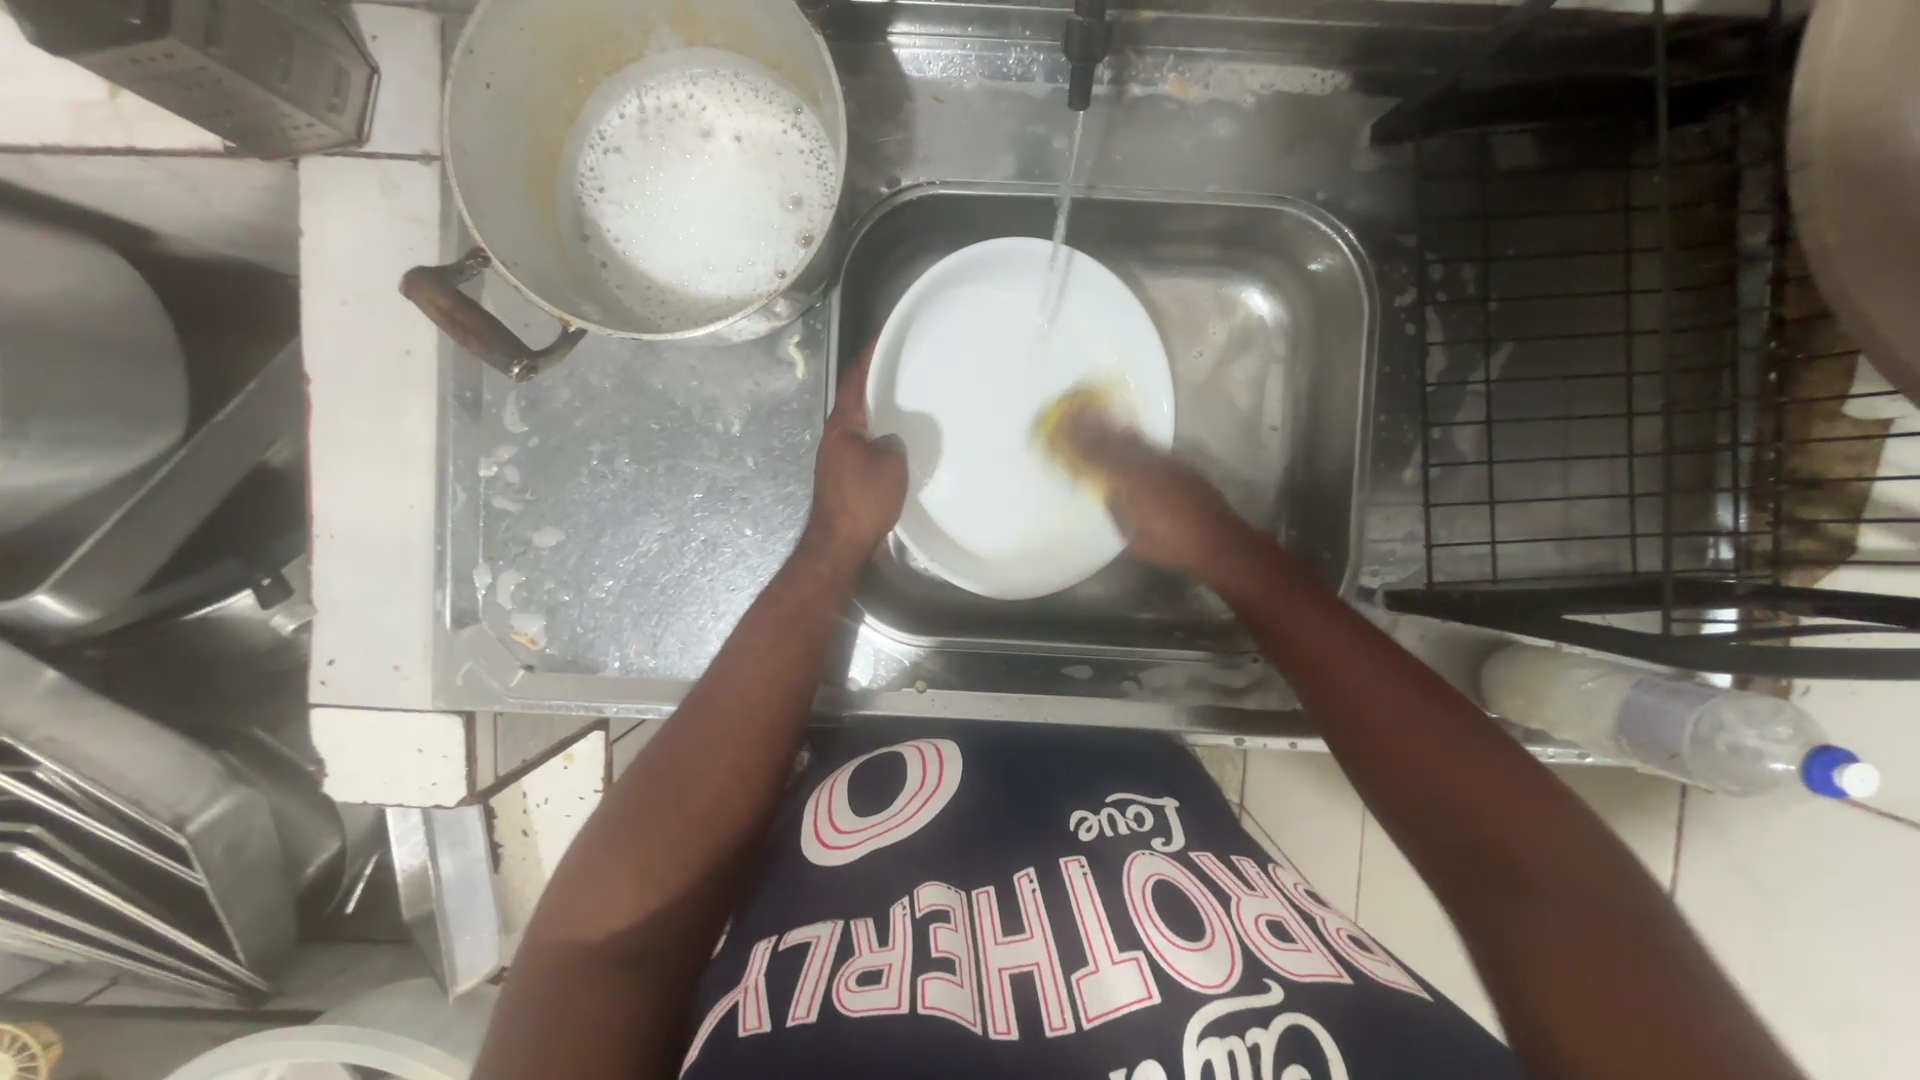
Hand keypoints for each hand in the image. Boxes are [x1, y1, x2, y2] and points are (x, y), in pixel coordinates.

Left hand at [803, 343, 907, 567]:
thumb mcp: (890, 463)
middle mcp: (836, 436)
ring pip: (864, 423)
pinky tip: (903, 442)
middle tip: (906, 364)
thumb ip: (894, 442)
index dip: (870, 353)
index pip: (856, 377)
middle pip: (858, 398)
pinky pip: (868, 445)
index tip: (886, 332)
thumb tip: (891, 441)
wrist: (840, 544)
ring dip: (883, 410)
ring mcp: (840, 458)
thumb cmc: (864, 499)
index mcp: (843, 424)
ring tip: (910, 399)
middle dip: (879, 379)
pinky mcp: (847, 478)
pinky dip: (884, 436)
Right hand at [1053, 399, 1255, 580]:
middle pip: (1113, 439)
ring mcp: (1166, 462)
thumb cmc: (1170, 544)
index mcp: (1129, 481)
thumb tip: (1105, 491)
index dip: (1075, 441)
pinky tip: (1127, 434)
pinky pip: (1148, 445)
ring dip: (1111, 426)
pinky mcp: (1180, 465)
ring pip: (1133, 438)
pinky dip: (1132, 437)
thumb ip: (1116, 507)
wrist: (1218, 541)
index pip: (1095, 456)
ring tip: (1094, 412)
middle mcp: (1146, 464)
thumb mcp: (1131, 533)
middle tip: (1072, 410)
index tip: (1058, 428)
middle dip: (1091, 425)